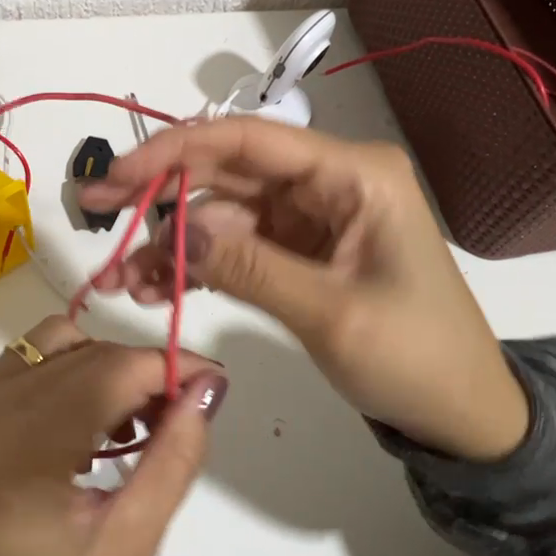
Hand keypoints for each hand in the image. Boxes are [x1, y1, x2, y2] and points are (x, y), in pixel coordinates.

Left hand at [0, 316, 228, 555]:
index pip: (112, 369)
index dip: (170, 366)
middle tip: (179, 420)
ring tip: (134, 426)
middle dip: (143, 372)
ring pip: (57, 343)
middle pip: (87, 352)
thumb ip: (173, 459)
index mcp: (22, 444)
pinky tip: (91, 425)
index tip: (216, 385)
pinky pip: (29, 361)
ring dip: (106, 366)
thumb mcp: (129, 545)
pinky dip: (70, 373)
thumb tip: (207, 389)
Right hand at [80, 118, 526, 462]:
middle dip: (159, 194)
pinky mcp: (296, 251)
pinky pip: (232, 246)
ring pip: (220, 212)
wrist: (460, 415)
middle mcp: (326, 182)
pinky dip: (194, 266)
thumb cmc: (416, 358)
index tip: (117, 176)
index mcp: (352, 174)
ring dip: (170, 243)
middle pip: (225, 171)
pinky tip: (155, 290)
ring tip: (122, 280)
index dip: (175, 150)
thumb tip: (172, 233)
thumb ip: (248, 267)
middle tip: (94, 212)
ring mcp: (309, 217)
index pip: (249, 140)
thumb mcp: (330, 313)